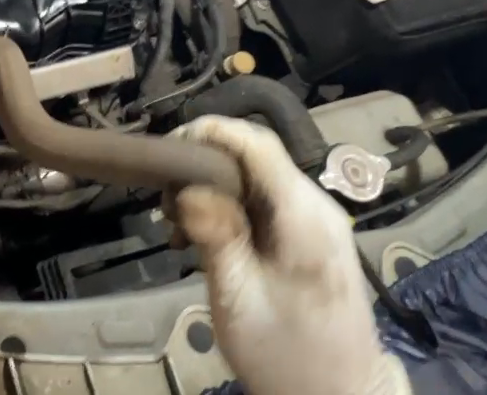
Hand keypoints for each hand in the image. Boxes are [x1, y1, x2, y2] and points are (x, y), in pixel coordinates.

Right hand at [171, 116, 411, 394]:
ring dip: (213, 187)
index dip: (211, 131)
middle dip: (203, 164)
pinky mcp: (313, 234)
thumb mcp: (239, 300)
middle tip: (166, 200)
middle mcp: (317, 205)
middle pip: (255, 155)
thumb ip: (216, 237)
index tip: (169, 149)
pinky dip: (231, 203)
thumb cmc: (286, 355)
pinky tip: (208, 236)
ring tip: (181, 225)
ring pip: (256, 175)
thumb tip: (188, 186)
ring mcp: (319, 219)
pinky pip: (266, 197)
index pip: (258, 144)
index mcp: (304, 217)